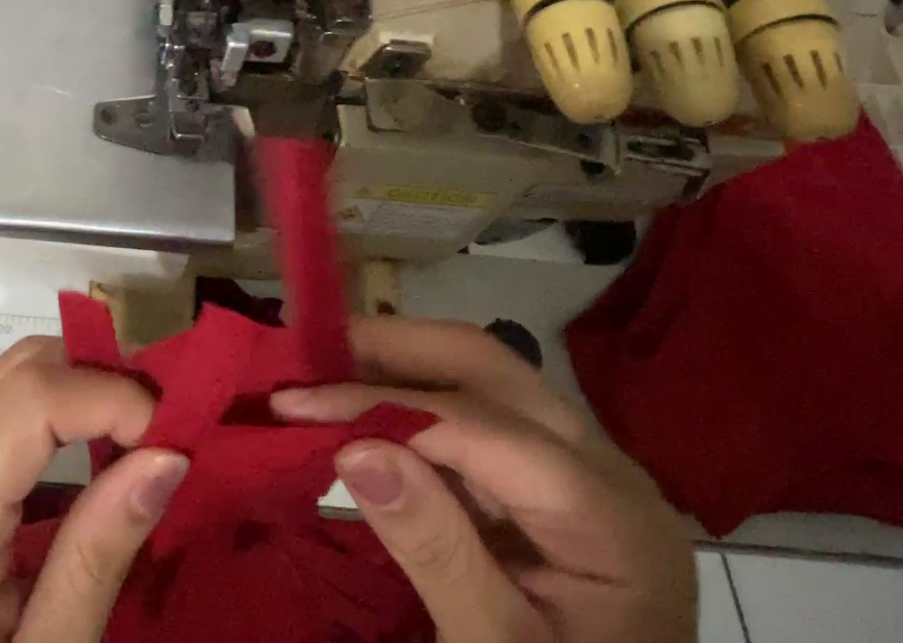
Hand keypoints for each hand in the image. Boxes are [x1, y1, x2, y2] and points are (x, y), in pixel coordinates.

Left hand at [0, 337, 188, 642]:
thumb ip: (96, 558)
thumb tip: (166, 457)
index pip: (26, 403)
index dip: (109, 396)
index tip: (170, 438)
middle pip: (10, 374)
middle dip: (96, 381)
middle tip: (159, 431)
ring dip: (70, 394)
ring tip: (130, 443)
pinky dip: (39, 421)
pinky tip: (79, 466)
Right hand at [272, 317, 696, 642]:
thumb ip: (438, 553)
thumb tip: (355, 450)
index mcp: (609, 515)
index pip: (477, 424)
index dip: (380, 404)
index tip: (294, 404)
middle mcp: (600, 465)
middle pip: (487, 368)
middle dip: (390, 349)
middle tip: (305, 352)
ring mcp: (574, 463)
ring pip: (479, 374)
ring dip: (396, 363)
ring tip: (319, 367)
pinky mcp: (544, 473)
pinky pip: (473, 409)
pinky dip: (409, 398)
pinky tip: (360, 403)